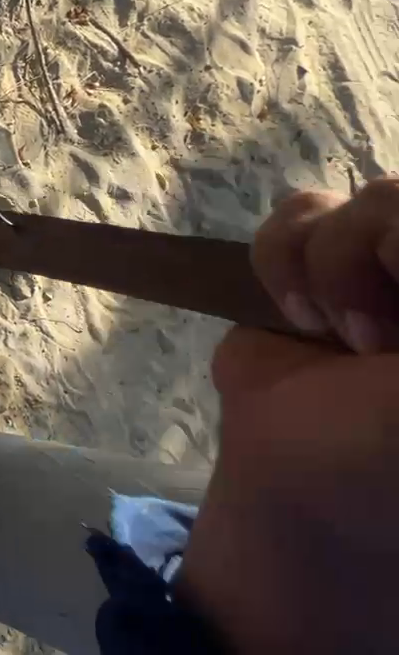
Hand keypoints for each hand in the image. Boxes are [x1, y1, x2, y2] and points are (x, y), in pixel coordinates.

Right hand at [177, 183, 398, 651]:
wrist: (294, 467)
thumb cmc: (385, 450)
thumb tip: (382, 261)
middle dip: (374, 260)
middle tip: (379, 339)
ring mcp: (390, 263)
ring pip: (357, 201)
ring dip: (326, 268)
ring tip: (338, 333)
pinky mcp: (318, 259)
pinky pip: (300, 209)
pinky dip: (280, 256)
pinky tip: (299, 313)